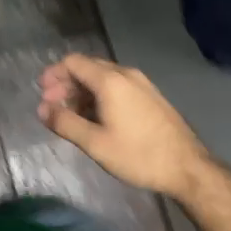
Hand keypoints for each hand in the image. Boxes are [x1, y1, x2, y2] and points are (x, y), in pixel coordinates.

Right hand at [38, 54, 210, 198]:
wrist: (189, 168)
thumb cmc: (138, 155)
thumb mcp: (95, 143)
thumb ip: (65, 123)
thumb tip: (41, 109)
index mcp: (110, 80)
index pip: (73, 62)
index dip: (54, 75)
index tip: (43, 94)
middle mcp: (125, 74)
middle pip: (87, 67)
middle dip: (67, 83)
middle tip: (54, 106)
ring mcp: (141, 84)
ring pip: (103, 77)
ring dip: (83, 91)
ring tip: (74, 115)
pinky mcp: (151, 96)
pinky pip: (118, 86)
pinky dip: (101, 95)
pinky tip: (99, 118)